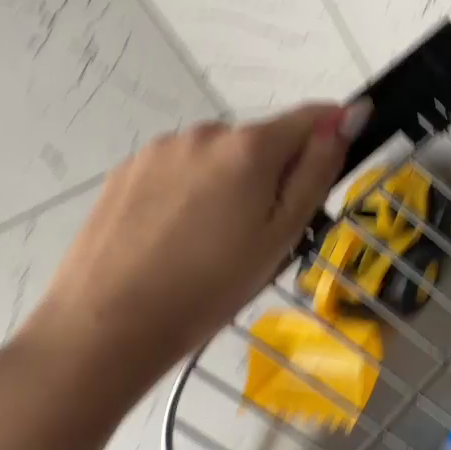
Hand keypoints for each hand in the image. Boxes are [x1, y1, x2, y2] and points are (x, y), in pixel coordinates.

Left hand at [13, 100, 369, 389]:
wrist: (99, 334)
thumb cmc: (210, 286)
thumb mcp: (285, 231)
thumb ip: (320, 166)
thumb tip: (351, 115)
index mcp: (251, 145)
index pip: (315, 115)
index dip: (331, 138)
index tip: (325, 178)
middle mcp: (206, 132)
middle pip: (265, 139)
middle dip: (274, 171)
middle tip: (261, 230)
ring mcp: (159, 151)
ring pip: (221, 156)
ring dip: (230, 181)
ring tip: (212, 239)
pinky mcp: (123, 173)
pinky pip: (181, 169)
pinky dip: (191, 192)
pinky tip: (175, 238)